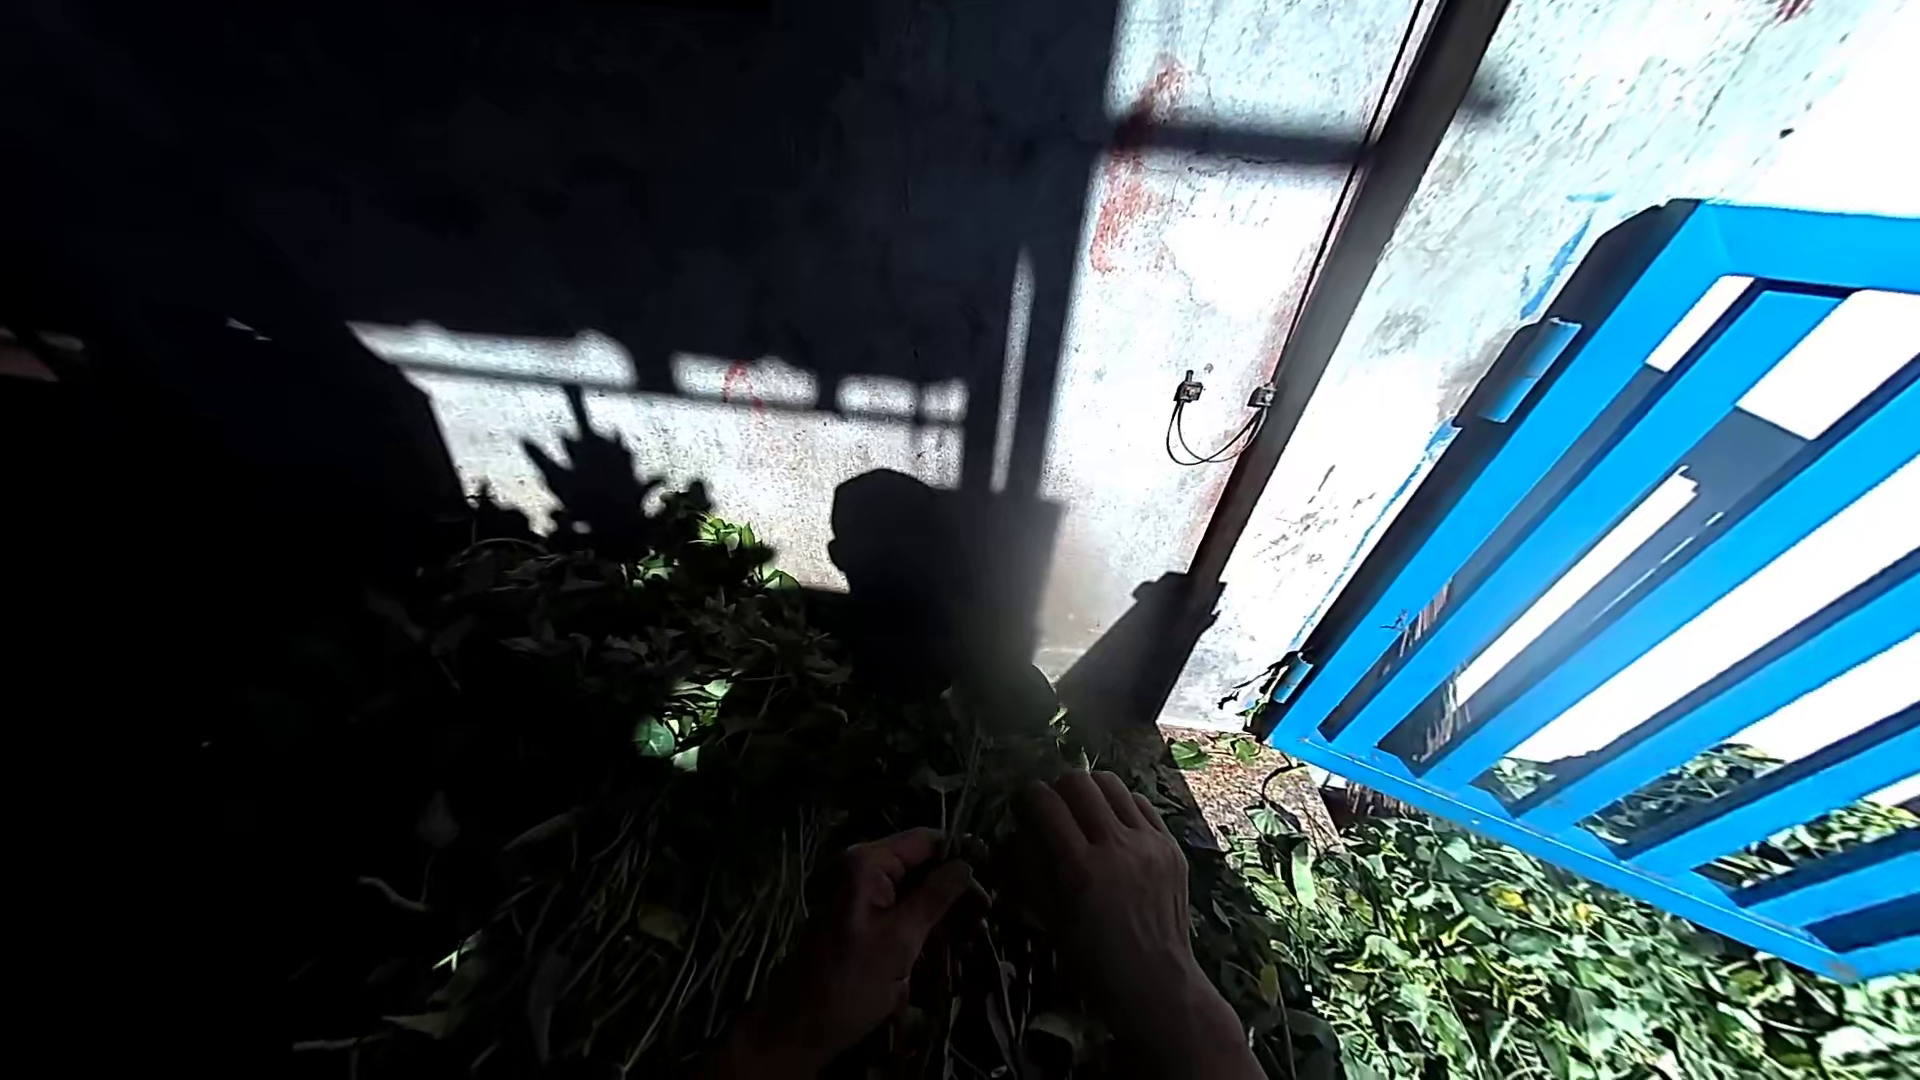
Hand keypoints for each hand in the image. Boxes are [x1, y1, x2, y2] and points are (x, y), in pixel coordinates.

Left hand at [705, 827, 975, 1077]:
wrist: (798, 1028)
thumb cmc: (849, 981)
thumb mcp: (900, 940)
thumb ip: (936, 896)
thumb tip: (967, 863)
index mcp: (869, 861)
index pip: (924, 839)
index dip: (958, 850)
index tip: (991, 867)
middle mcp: (864, 865)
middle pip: (921, 861)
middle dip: (953, 882)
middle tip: (985, 908)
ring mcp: (862, 889)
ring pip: (915, 884)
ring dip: (943, 904)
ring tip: (974, 925)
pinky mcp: (863, 913)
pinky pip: (902, 904)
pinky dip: (925, 917)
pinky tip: (948, 937)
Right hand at [1011, 771, 1261, 1078]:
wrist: (1160, 987)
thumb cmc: (1094, 961)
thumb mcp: (1048, 918)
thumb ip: (1027, 867)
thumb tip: (1014, 829)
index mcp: (1082, 870)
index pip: (1046, 804)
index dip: (1028, 795)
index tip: (1024, 803)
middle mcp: (1117, 847)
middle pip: (1078, 781)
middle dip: (1058, 787)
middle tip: (1054, 806)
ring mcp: (1149, 843)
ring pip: (1110, 783)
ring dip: (1089, 790)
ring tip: (1084, 811)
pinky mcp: (1171, 844)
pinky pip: (1139, 802)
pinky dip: (1120, 806)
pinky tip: (1113, 827)